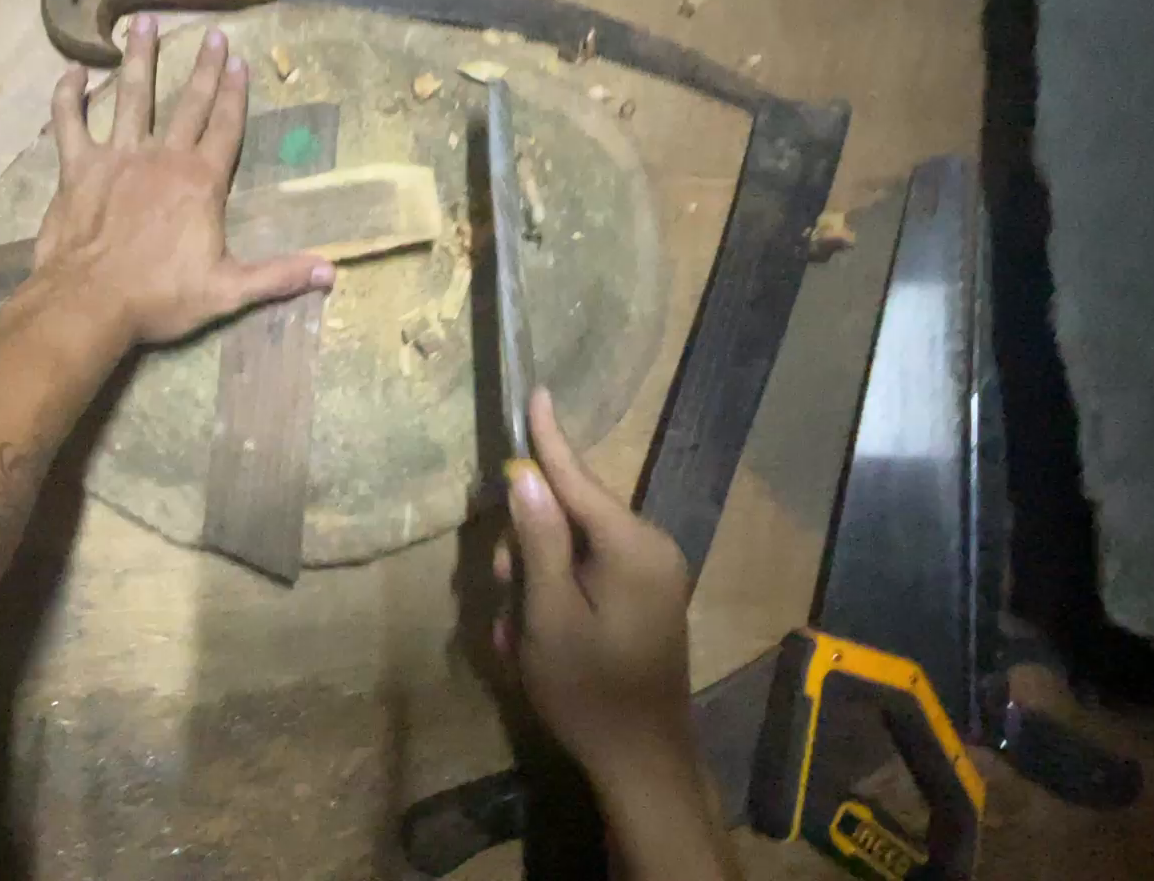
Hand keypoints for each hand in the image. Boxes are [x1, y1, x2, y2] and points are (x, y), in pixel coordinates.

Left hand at [36, 14, 333, 344]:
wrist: (89, 303)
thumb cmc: (161, 298)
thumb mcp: (228, 291)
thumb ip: (278, 276)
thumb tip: (331, 273)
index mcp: (201, 182)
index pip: (226, 128)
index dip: (235, 95)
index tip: (240, 62)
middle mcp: (162, 157)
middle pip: (188, 104)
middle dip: (203, 68)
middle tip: (213, 35)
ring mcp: (117, 156)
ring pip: (131, 96)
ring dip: (139, 58)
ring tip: (145, 23)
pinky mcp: (76, 167)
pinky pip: (70, 120)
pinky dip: (69, 94)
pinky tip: (74, 70)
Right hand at [493, 388, 693, 772]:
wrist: (641, 762)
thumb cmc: (587, 690)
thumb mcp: (548, 615)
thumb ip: (539, 538)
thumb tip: (524, 471)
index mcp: (632, 548)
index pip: (577, 479)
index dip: (548, 437)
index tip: (536, 391)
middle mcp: (649, 548)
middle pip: (569, 511)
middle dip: (526, 541)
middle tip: (504, 589)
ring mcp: (649, 571)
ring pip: (570, 541)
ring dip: (534, 572)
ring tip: (519, 627)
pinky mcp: (642, 591)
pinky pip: (584, 566)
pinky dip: (553, 587)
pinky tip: (536, 630)